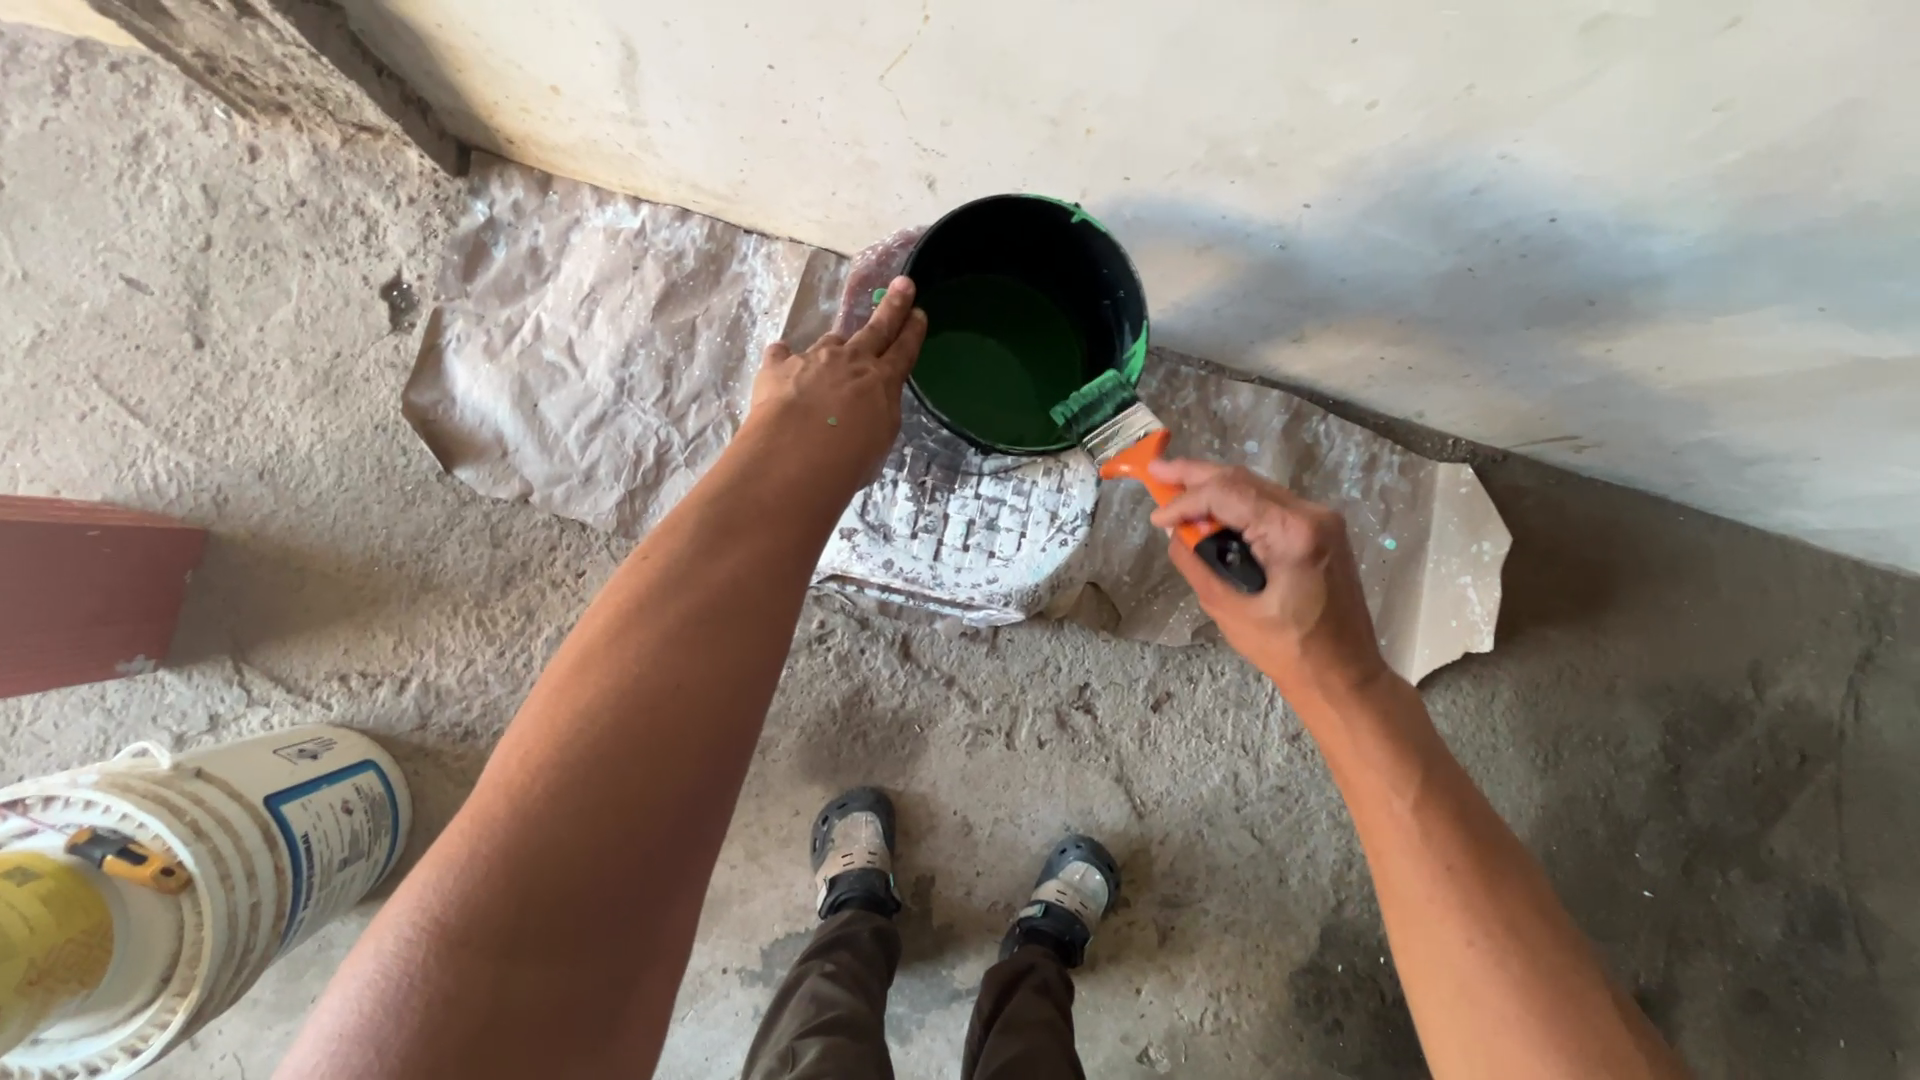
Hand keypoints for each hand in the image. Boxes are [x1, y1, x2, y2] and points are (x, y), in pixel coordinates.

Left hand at [747, 275, 926, 482]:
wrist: (796, 455)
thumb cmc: (848, 460)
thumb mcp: (878, 441)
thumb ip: (877, 415)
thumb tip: (868, 406)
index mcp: (881, 381)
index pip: (903, 351)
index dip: (912, 331)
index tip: (919, 312)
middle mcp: (850, 361)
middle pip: (876, 328)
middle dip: (892, 306)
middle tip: (902, 285)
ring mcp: (813, 359)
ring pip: (830, 342)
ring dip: (834, 348)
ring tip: (830, 362)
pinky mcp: (778, 366)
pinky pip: (783, 356)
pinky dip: (786, 361)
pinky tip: (782, 367)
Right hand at [1148, 459, 1388, 702]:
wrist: (1344, 674)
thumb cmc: (1288, 650)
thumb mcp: (1228, 609)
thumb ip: (1196, 563)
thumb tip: (1177, 533)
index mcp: (1293, 533)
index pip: (1227, 494)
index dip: (1185, 500)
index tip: (1156, 518)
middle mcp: (1312, 514)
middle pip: (1243, 479)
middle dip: (1196, 475)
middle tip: (1156, 470)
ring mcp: (1321, 519)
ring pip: (1256, 487)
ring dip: (1215, 487)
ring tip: (1175, 485)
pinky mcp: (1321, 530)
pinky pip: (1269, 504)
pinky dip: (1236, 503)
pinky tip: (1211, 509)